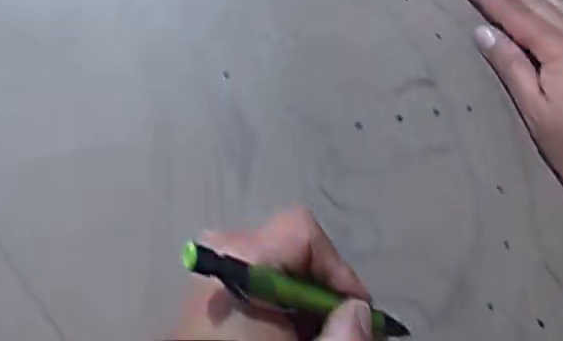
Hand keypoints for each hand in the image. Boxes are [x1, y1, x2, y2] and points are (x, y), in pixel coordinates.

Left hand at [169, 206, 374, 340]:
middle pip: (290, 249)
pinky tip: (286, 339)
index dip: (338, 269)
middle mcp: (222, 256)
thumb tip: (360, 310)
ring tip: (312, 338)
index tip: (360, 313)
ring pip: (274, 271)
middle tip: (340, 331)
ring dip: (301, 304)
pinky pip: (253, 288)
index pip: (302, 232)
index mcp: (243, 261)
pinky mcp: (202, 302)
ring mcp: (208, 278)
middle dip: (321, 291)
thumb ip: (342, 334)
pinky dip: (277, 311)